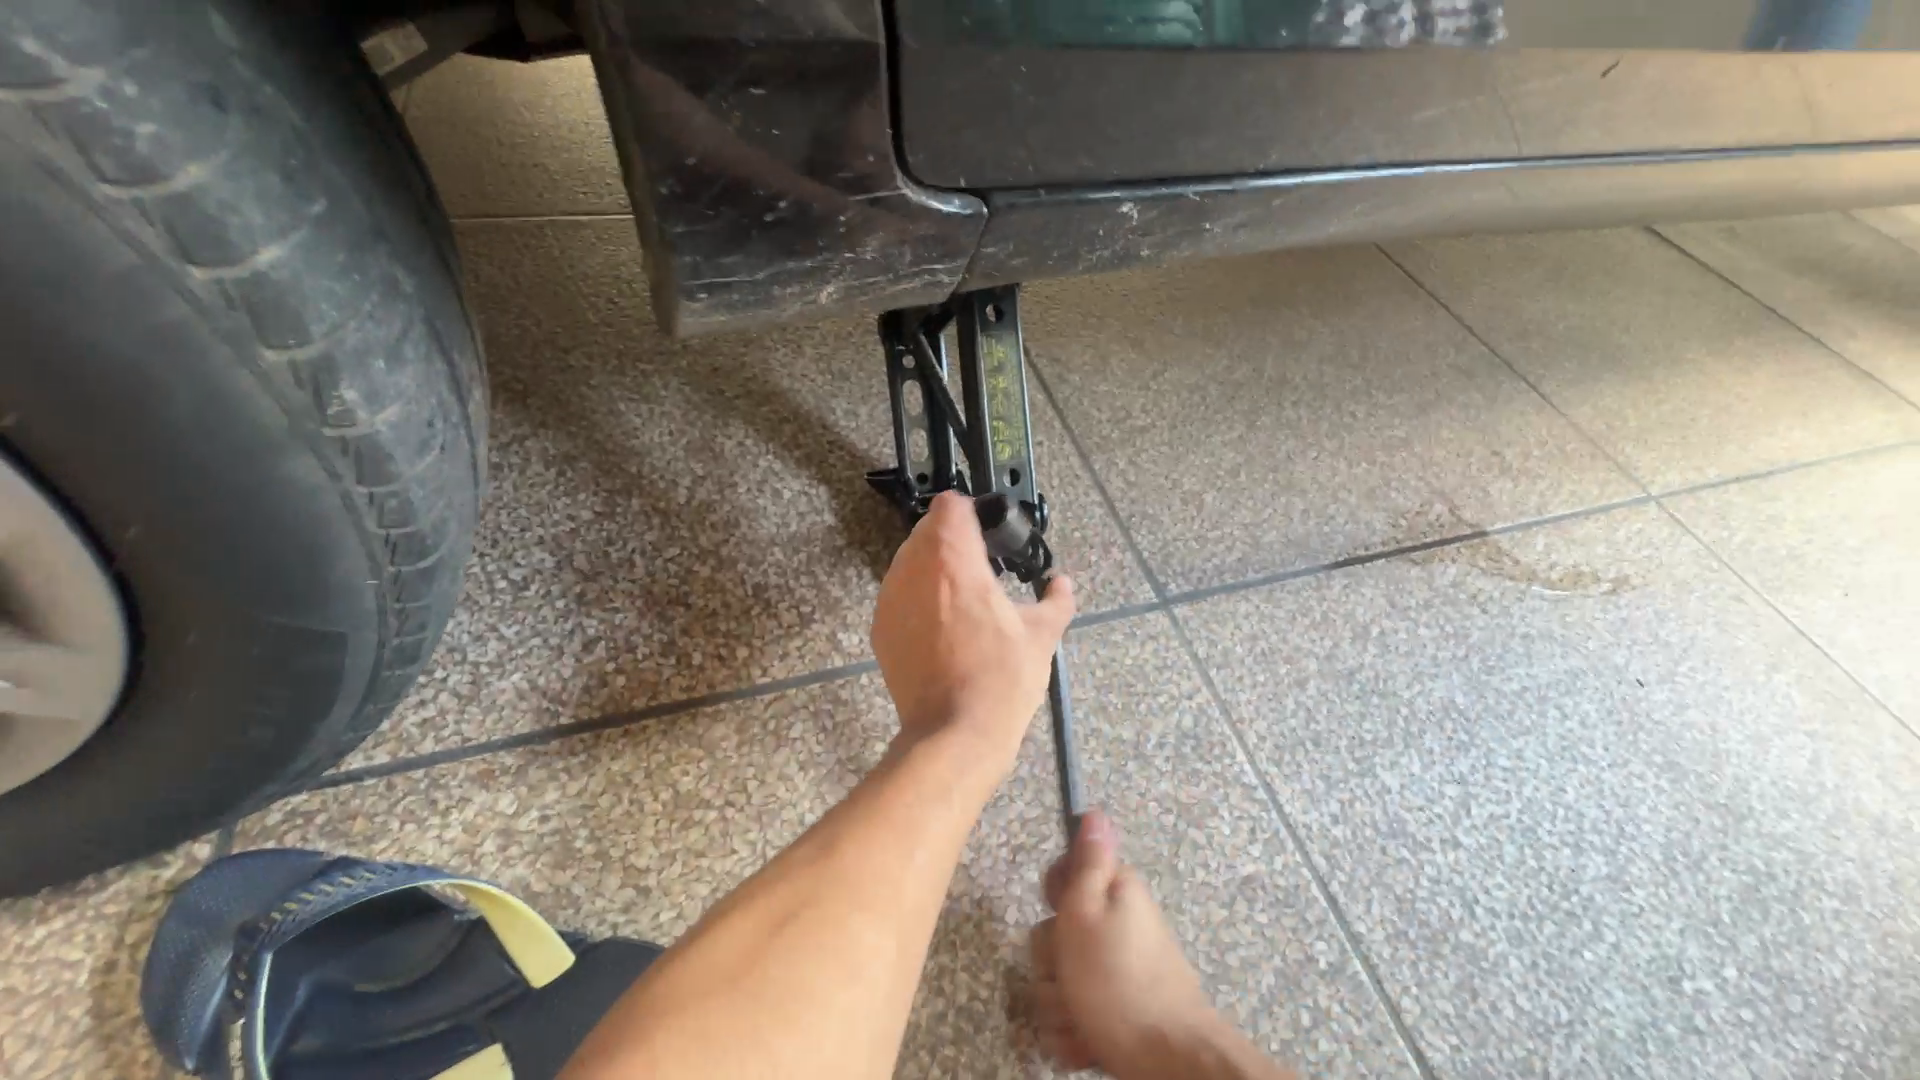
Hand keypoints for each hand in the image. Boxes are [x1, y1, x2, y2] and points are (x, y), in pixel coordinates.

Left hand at [870, 492, 1075, 762]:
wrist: (954, 732)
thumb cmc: (1001, 679)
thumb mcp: (1041, 636)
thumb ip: (1055, 600)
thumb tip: (1062, 583)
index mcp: (955, 559)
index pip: (950, 505)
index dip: (969, 512)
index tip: (986, 531)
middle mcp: (914, 569)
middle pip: (927, 530)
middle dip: (952, 540)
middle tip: (979, 566)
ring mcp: (890, 598)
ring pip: (908, 561)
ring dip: (932, 567)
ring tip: (960, 598)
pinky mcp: (880, 627)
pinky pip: (897, 594)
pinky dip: (916, 598)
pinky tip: (940, 626)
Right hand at [1031, 811, 1252, 1079]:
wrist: (1168, 1060)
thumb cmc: (1119, 982)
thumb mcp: (1088, 912)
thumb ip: (1086, 863)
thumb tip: (1093, 811)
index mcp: (1114, 893)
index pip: (1062, 876)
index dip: (1054, 899)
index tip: (1063, 918)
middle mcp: (1117, 926)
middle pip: (1054, 933)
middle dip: (1052, 964)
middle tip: (1070, 976)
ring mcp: (1116, 972)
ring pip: (1060, 978)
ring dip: (1060, 1004)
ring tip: (1082, 1020)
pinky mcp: (1115, 1011)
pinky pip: (1074, 1014)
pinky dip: (1074, 1031)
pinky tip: (1086, 1042)